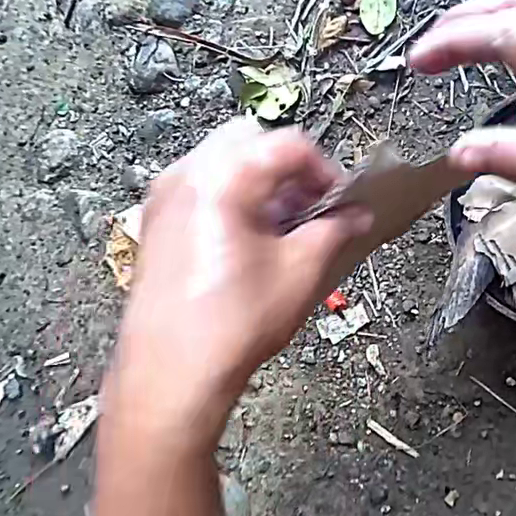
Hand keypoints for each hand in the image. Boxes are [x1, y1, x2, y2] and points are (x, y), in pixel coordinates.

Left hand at [105, 118, 367, 446]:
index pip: (288, 144)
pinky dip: (238, 200)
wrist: (173, 372)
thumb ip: (336, 230)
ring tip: (289, 230)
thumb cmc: (228, 326)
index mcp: (224, 177)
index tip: (341, 200)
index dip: (325, 170)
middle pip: (253, 143)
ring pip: (227, 164)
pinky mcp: (160, 224)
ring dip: (265, 185)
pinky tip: (257, 243)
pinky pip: (206, 190)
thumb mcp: (302, 270)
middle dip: (291, 172)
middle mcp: (188, 177)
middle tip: (315, 208)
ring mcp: (167, 199)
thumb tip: (355, 217)